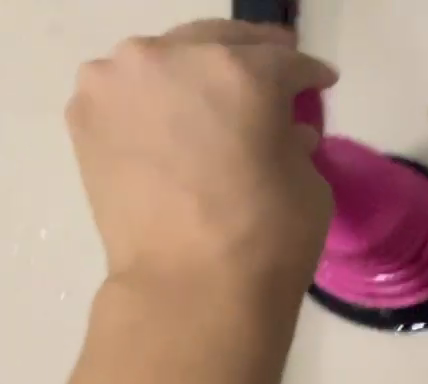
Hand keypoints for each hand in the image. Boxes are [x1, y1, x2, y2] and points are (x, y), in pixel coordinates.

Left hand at [66, 20, 338, 294]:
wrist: (194, 281)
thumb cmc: (272, 234)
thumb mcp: (310, 185)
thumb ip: (293, 143)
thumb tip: (282, 131)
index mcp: (237, 74)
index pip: (283, 59)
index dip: (310, 71)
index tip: (324, 81)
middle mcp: (167, 58)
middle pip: (215, 41)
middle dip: (252, 52)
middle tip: (277, 64)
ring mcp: (114, 81)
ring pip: (165, 61)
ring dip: (198, 74)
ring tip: (221, 100)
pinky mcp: (85, 113)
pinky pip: (132, 93)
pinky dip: (161, 102)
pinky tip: (181, 128)